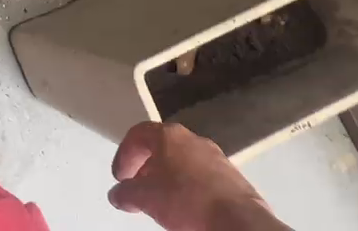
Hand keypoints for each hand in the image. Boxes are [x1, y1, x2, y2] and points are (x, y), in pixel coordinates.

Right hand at [108, 122, 289, 230]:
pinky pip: (204, 178)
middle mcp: (193, 139)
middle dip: (146, 168)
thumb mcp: (145, 198)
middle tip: (139, 188)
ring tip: (164, 202)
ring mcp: (217, 158)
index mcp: (168, 135)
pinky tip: (189, 208)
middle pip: (161, 147)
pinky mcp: (235, 179)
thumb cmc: (187, 201)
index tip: (120, 178)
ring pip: (184, 162)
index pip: (137, 135)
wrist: (240, 224)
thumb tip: (117, 195)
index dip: (124, 155)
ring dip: (169, 179)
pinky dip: (191, 188)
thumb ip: (125, 193)